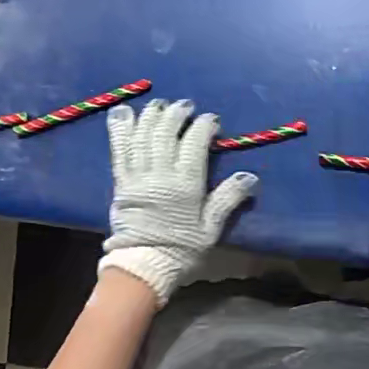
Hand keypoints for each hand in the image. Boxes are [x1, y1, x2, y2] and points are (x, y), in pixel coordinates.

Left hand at [100, 99, 257, 303]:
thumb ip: (227, 200)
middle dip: (176, 114)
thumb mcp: (211, 229)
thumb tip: (249, 176)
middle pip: (166, 133)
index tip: (210, 120)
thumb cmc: (181, 249)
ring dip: (151, 115)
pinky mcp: (121, 180)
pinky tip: (122, 112)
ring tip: (159, 105)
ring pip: (143, 136)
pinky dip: (120, 128)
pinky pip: (119, 149)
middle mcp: (160, 174)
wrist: (143, 264)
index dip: (203, 126)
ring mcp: (138, 175)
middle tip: (184, 106)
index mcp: (185, 184)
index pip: (194, 143)